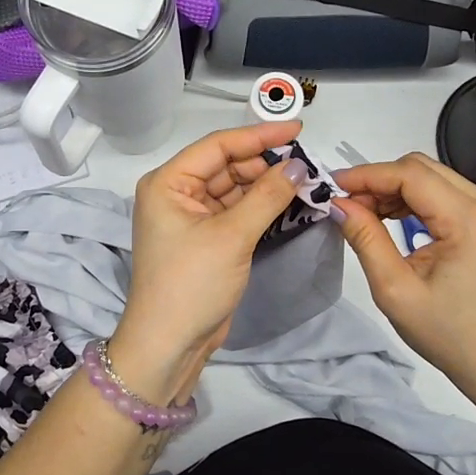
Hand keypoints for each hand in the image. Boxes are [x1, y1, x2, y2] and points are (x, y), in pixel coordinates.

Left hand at [111, 121, 308, 403]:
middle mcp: (176, 193)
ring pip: (234, 189)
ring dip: (266, 186)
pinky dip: (260, 207)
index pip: (217, 146)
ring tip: (305, 181)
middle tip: (308, 164)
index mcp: (168, 182)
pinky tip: (289, 202)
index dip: (259, 136)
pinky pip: (236, 211)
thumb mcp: (232, 236)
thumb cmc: (191, 283)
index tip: (298, 131)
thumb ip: (267, 196)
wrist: (169, 344)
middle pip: (226, 166)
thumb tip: (299, 166)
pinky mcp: (205, 239)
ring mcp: (190, 217)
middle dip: (265, 164)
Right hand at [331, 153, 475, 380]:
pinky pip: (445, 192)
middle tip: (347, 206)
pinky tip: (392, 218)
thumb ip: (365, 238)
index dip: (367, 175)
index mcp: (471, 222)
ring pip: (432, 176)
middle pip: (422, 169)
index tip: (332, 188)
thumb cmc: (448, 334)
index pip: (411, 175)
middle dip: (379, 180)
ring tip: (365, 215)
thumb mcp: (395, 290)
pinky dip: (414, 198)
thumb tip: (337, 203)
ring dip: (394, 188)